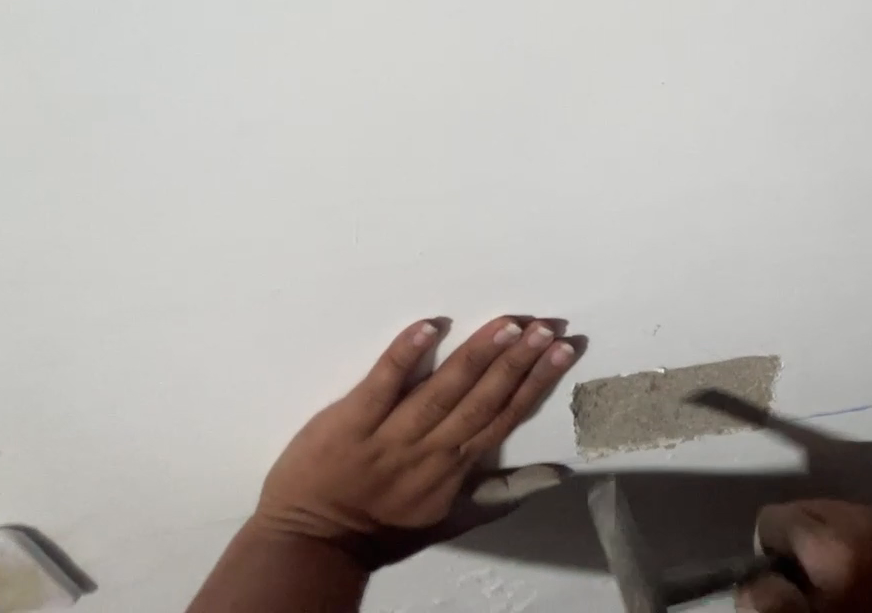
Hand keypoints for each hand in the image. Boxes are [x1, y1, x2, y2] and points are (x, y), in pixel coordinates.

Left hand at [251, 316, 579, 566]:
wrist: (308, 546)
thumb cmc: (383, 529)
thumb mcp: (448, 521)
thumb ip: (499, 495)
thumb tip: (555, 475)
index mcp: (455, 468)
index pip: (505, 417)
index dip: (536, 382)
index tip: (563, 350)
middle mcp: (430, 449)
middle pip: (483, 399)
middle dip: (518, 361)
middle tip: (547, 327)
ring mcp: (389, 435)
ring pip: (442, 391)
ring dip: (477, 356)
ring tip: (508, 324)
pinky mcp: (350, 421)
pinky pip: (382, 384)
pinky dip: (405, 356)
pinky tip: (430, 326)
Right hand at [738, 500, 871, 612]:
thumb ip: (770, 599)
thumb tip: (747, 581)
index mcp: (833, 545)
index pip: (772, 517)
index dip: (769, 550)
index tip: (783, 579)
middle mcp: (854, 518)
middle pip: (794, 508)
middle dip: (792, 540)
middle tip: (804, 580)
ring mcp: (870, 517)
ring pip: (814, 508)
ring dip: (810, 536)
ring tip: (824, 573)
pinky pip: (835, 513)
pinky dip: (829, 534)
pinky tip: (840, 564)